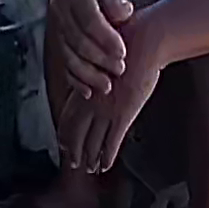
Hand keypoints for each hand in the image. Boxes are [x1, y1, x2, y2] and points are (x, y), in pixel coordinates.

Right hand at [48, 0, 133, 96]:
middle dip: (100, 60)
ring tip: (107, 85)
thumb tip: (124, 14)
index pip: (89, 20)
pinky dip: (75, 81)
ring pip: (70, 58)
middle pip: (79, 43)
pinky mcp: (55, 41)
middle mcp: (59, 10)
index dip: (106, 39)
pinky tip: (88, 91)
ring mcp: (55, 28)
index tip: (122, 51)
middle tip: (120, 69)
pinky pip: (63, 65)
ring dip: (89, 75)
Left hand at [56, 20, 160, 172]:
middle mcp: (90, 102)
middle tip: (74, 163)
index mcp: (83, 88)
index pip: (67, 118)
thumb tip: (91, 87)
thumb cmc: (127, 42)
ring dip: (91, 158)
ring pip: (92, 143)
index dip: (64, 135)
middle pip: (76, 135)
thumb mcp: (100, 59)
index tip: (63, 145)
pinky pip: (111, 143)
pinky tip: (106, 165)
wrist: (145, 39)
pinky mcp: (123, 115)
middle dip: (74, 152)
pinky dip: (107, 157)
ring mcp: (105, 110)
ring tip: (91, 168)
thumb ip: (93, 77)